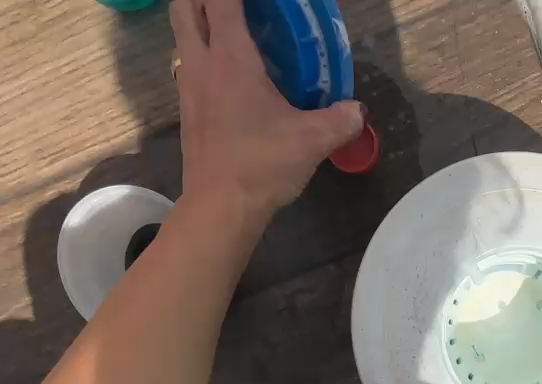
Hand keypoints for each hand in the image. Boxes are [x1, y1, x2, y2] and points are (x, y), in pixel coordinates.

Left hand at [170, 0, 364, 225]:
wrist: (222, 205)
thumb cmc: (263, 164)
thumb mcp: (312, 142)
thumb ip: (339, 121)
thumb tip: (358, 111)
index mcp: (231, 57)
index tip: (259, 1)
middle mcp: (202, 63)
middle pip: (185, 6)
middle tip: (234, 8)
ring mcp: (188, 88)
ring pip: (183, 38)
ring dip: (199, 27)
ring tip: (230, 38)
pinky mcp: (187, 114)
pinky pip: (189, 70)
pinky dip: (204, 62)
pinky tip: (228, 83)